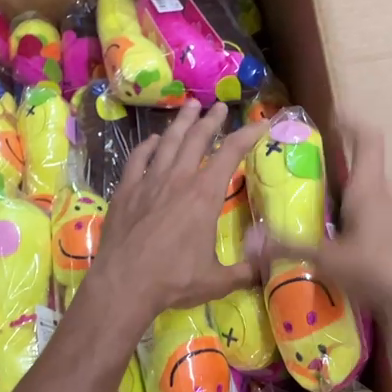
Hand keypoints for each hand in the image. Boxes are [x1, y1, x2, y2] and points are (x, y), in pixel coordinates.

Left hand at [89, 102, 268, 324]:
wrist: (124, 284)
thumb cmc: (174, 281)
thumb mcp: (218, 281)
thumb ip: (245, 271)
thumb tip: (267, 268)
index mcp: (204, 196)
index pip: (230, 153)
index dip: (247, 134)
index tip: (260, 123)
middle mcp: (177, 179)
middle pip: (196, 139)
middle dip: (211, 120)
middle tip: (220, 107)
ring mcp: (148, 182)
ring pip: (167, 142)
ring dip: (181, 123)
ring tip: (190, 107)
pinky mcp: (125, 191)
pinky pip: (137, 158)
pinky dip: (147, 145)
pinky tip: (152, 141)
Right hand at [263, 121, 391, 319]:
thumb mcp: (334, 261)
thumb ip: (291, 249)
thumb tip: (248, 238)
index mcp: (370, 189)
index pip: (365, 139)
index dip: (349, 123)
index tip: (331, 117)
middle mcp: (390, 199)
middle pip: (362, 182)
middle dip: (334, 187)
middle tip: (302, 197)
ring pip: (371, 215)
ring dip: (348, 222)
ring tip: (318, 242)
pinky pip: (382, 241)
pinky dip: (363, 249)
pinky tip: (349, 277)